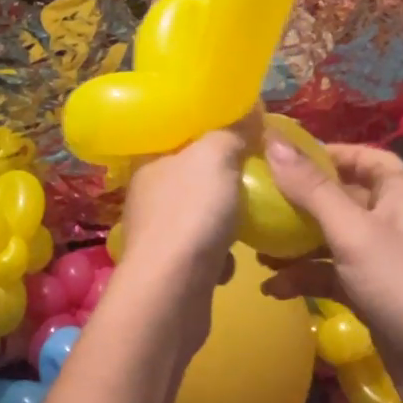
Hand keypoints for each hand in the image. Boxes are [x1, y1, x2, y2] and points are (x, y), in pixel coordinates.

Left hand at [112, 115, 259, 305]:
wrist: (171, 295)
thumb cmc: (190, 213)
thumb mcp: (217, 156)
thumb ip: (233, 130)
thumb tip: (252, 106)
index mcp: (150, 159)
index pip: (177, 131)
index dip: (207, 125)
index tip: (239, 124)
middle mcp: (148, 193)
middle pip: (192, 171)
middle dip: (222, 171)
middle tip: (255, 165)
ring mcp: (158, 232)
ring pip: (199, 211)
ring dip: (224, 215)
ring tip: (251, 211)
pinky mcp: (172, 267)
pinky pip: (204, 249)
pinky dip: (221, 253)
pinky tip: (235, 258)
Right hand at [260, 138, 402, 402]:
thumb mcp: (354, 232)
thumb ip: (312, 188)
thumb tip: (272, 140)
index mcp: (397, 194)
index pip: (366, 157)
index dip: (331, 152)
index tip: (288, 154)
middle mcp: (389, 221)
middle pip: (341, 197)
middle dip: (301, 199)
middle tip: (258, 198)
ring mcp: (380, 262)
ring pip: (330, 239)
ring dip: (296, 242)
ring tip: (256, 246)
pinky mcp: (370, 297)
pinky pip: (330, 276)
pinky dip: (304, 278)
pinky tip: (272, 288)